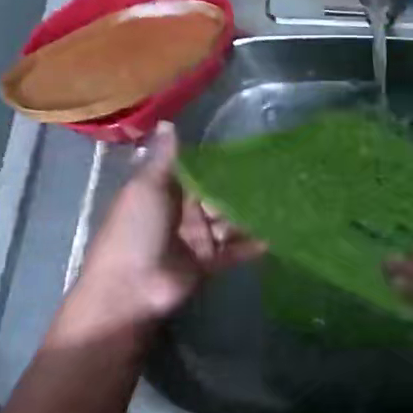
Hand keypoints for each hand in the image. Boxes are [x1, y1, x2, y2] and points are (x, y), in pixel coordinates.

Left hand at [68, 121, 263, 330]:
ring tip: (283, 201)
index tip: (249, 147)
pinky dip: (253, 244)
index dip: (218, 161)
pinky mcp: (208, 263)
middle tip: (276, 174)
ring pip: (229, 222)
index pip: (196, 172)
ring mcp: (196, 239)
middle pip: (217, 196)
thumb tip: (168, 122)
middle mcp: (182, 213)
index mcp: (164, 192)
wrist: (129, 290)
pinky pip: (235, 250)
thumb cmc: (135, 231)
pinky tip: (277, 234)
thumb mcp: (146, 188)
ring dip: (250, 215)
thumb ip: (163, 158)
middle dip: (241, 188)